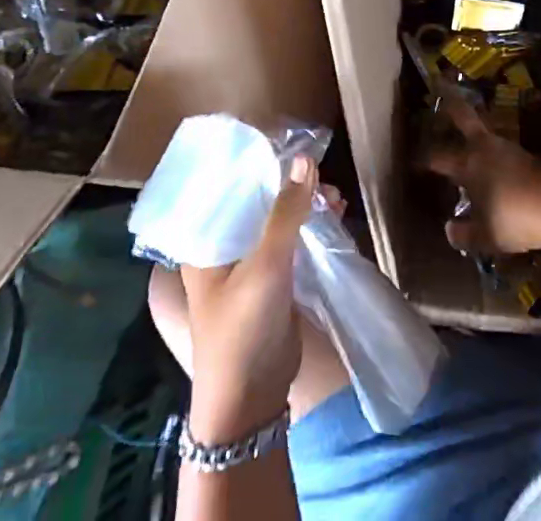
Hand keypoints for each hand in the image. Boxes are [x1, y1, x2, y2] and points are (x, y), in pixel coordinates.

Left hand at [180, 154, 316, 441]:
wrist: (252, 399)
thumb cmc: (243, 329)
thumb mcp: (265, 267)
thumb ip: (285, 213)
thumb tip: (303, 160)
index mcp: (205, 239)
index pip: (225, 186)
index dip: (254, 162)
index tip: (287, 141)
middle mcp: (223, 245)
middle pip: (256, 200)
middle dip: (288, 184)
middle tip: (321, 174)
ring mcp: (249, 263)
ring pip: (277, 220)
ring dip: (304, 205)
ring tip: (335, 198)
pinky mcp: (272, 279)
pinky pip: (291, 241)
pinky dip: (311, 227)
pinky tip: (334, 215)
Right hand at [422, 96, 540, 255]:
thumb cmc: (515, 218)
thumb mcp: (484, 236)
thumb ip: (463, 233)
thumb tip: (449, 228)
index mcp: (467, 163)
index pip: (436, 156)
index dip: (421, 158)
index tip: (411, 161)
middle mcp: (484, 149)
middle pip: (464, 118)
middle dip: (452, 106)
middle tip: (442, 92)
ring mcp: (509, 149)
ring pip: (485, 134)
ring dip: (475, 133)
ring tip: (467, 141)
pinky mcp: (529, 157)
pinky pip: (502, 151)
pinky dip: (494, 154)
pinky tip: (494, 167)